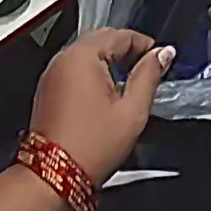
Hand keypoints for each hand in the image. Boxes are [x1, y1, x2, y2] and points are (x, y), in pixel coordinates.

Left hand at [30, 29, 173, 183]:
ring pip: (86, 52)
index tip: (162, 57)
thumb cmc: (93, 144)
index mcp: (83, 56)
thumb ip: (148, 76)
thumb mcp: (131, 111)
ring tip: (131, 80)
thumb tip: (163, 53)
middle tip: (149, 67)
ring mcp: (52, 72)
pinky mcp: (48, 87)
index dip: (144, 43)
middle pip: (100, 39)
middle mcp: (63, 57)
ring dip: (109, 59)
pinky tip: (107, 91)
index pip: (119, 35)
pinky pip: (74, 67)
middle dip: (126, 48)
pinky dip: (92, 71)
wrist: (53, 175)